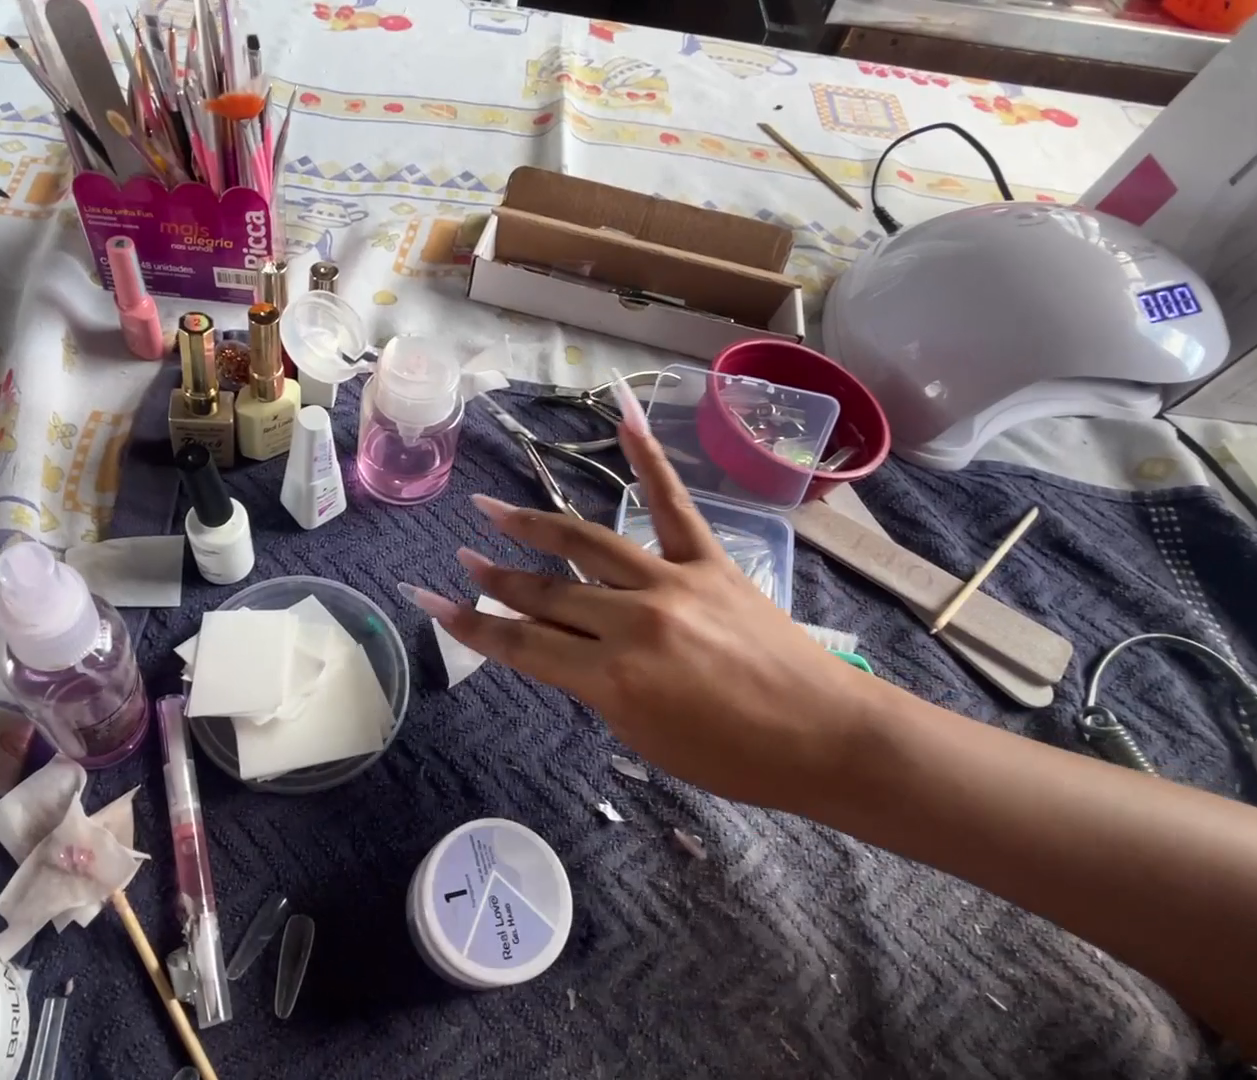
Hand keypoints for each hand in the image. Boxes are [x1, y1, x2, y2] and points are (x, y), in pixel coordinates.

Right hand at [401, 381, 872, 808]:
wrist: (827, 737)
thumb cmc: (733, 758)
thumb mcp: (643, 737)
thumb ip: (596, 687)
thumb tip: (562, 645)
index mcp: (612, 679)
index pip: (521, 645)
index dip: (469, 624)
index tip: (428, 600)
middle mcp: (632, 622)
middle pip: (545, 593)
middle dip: (494, 576)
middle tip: (460, 556)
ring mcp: (672, 583)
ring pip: (586, 545)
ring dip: (534, 525)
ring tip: (492, 508)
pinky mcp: (710, 561)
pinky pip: (672, 503)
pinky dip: (647, 459)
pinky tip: (622, 417)